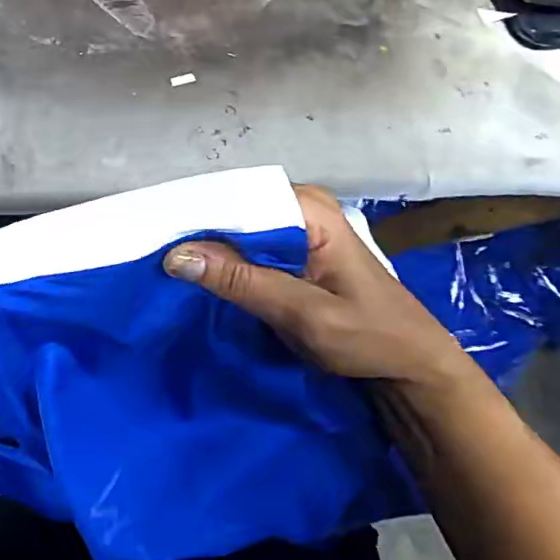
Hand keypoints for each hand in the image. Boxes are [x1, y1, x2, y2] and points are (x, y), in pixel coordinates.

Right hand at [163, 185, 473, 389]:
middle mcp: (303, 207)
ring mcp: (300, 228)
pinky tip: (199, 277)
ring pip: (241, 228)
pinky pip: (252, 246)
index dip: (197, 213)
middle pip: (237, 208)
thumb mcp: (305, 314)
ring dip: (209, 248)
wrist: (409, 363)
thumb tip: (177, 254)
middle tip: (149, 254)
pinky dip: (228, 261)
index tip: (152, 235)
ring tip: (161, 264)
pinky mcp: (296, 250)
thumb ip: (244, 282)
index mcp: (311, 209)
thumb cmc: (370, 337)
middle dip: (198, 231)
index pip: (240, 195)